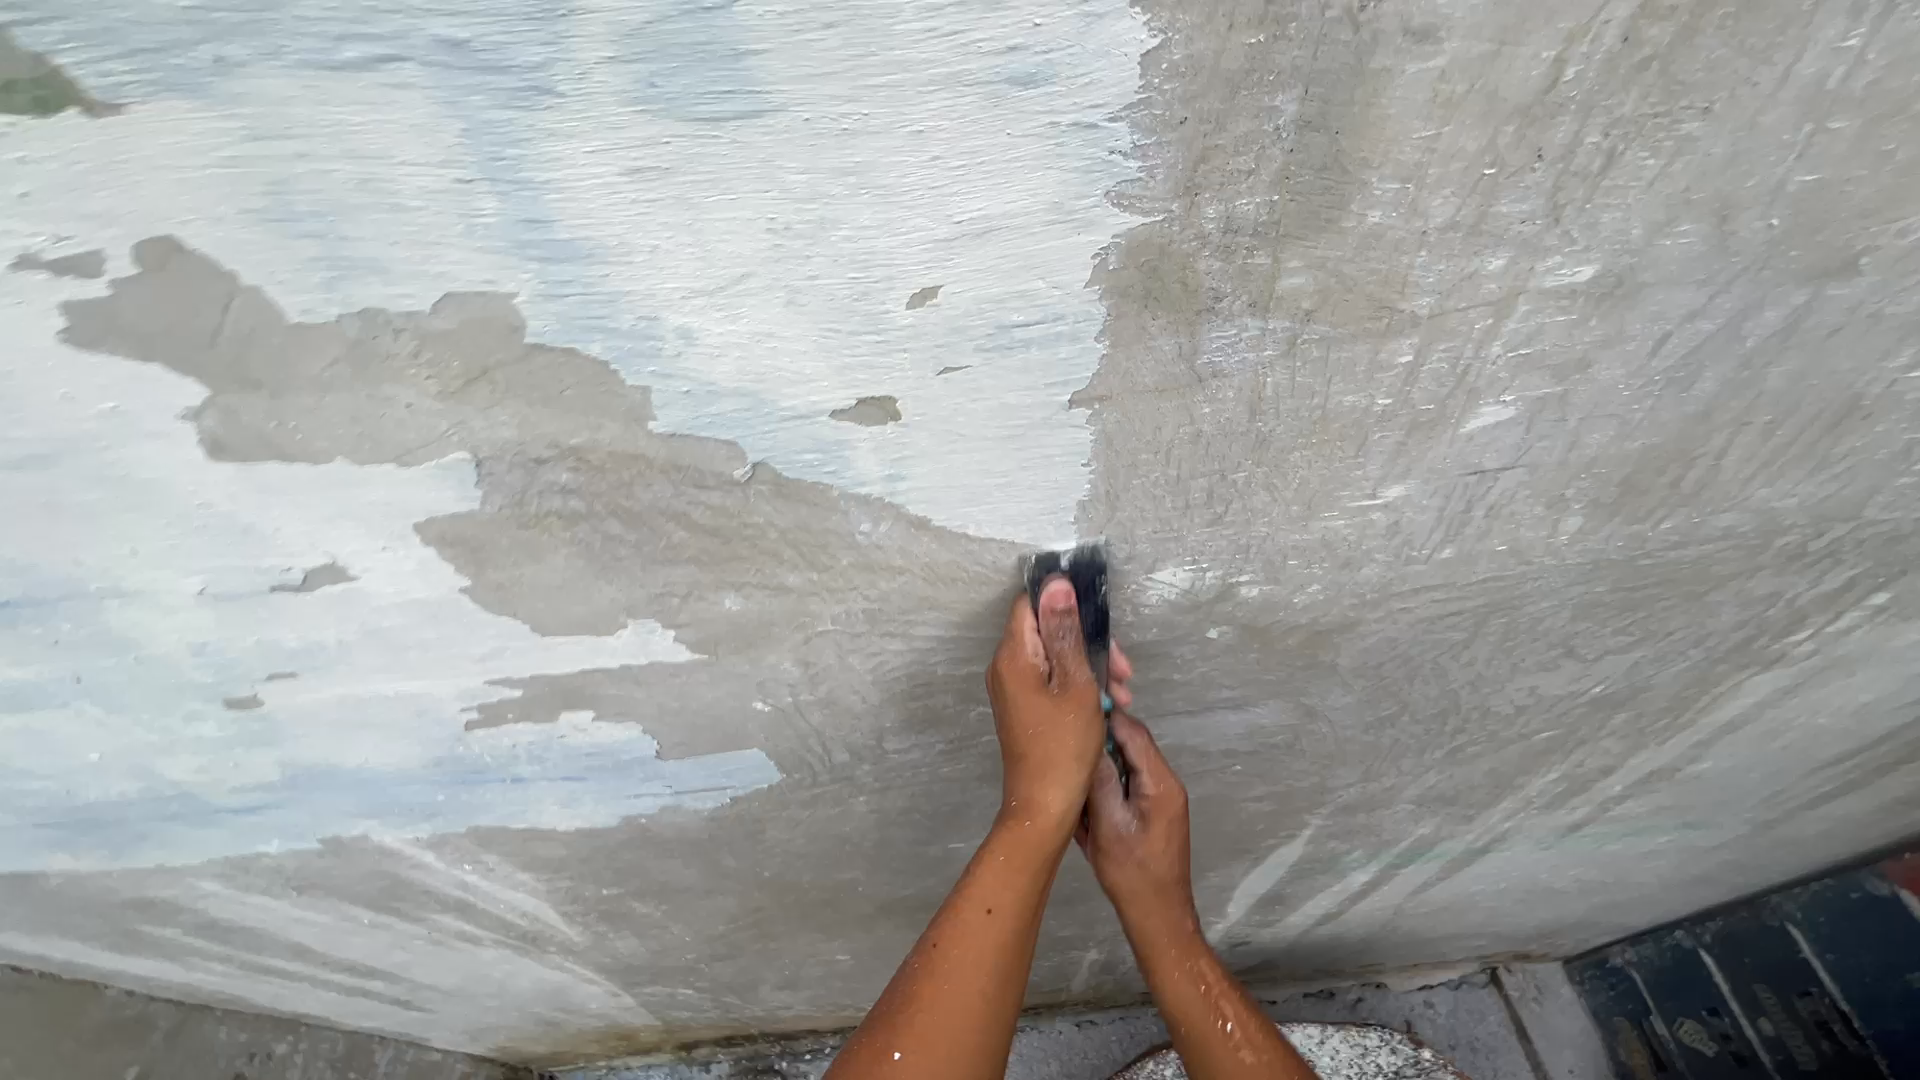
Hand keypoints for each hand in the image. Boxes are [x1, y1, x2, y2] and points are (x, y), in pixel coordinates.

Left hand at [987, 578, 1105, 825]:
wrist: (1044, 806)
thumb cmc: (1064, 746)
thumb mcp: (1076, 684)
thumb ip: (1066, 632)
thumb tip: (1056, 583)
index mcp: (1013, 655)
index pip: (1031, 603)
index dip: (1065, 604)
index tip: (1100, 623)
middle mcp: (1005, 666)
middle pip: (1046, 631)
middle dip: (1087, 642)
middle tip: (1122, 669)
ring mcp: (1012, 687)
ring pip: (1054, 657)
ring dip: (1090, 666)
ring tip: (1122, 692)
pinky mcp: (1023, 705)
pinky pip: (1051, 679)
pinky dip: (1079, 685)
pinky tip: (1108, 704)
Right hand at [1076, 709, 1197, 934]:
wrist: (1157, 916)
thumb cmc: (1131, 872)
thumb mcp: (1108, 823)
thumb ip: (1100, 779)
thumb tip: (1089, 738)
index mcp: (1160, 781)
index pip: (1133, 731)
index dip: (1105, 717)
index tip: (1073, 712)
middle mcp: (1166, 782)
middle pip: (1131, 744)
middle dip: (1099, 743)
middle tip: (1067, 743)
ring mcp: (1162, 797)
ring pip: (1127, 764)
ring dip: (1101, 766)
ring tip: (1073, 770)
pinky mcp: (1154, 810)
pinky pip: (1128, 783)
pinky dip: (1107, 786)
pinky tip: (1086, 799)